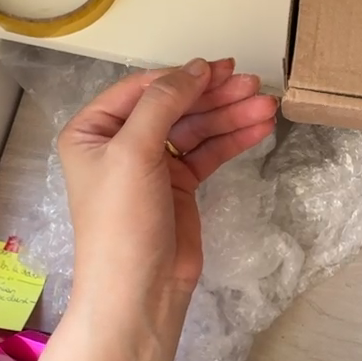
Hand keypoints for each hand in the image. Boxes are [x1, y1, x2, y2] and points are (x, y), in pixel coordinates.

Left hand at [57, 58, 277, 338]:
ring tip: (268, 106)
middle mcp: (121, 143)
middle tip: (254, 85)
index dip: (183, 77)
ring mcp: (152, 165)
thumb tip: (196, 68)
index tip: (223, 69)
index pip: (143, 90)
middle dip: (215, 96)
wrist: (140, 291)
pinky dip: (233, 139)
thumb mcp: (134, 152)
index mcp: (94, 131)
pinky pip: (208, 152)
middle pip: (176, 107)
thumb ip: (163, 103)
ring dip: (231, 116)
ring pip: (197, 128)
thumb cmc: (122, 222)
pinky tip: (259, 128)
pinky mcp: (180, 185)